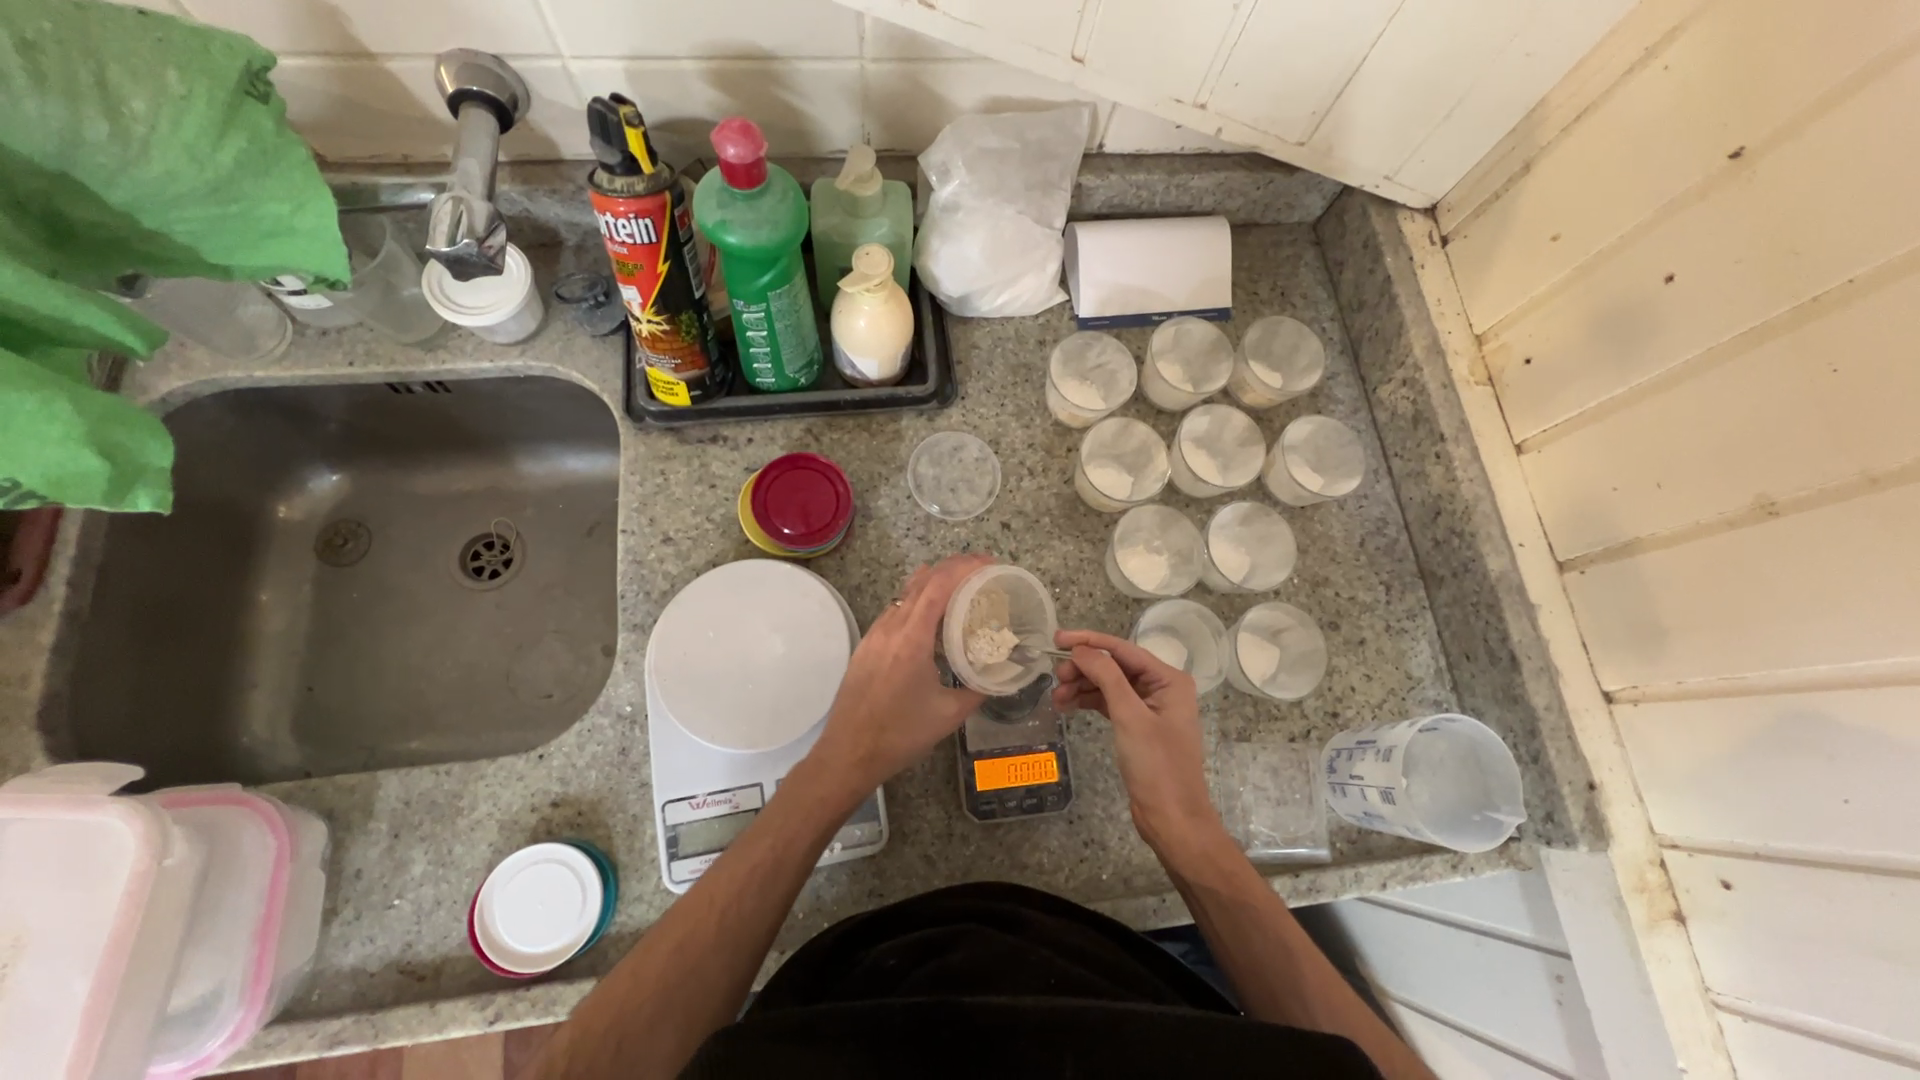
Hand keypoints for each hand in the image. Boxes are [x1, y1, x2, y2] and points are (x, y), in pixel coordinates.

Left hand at [809, 555, 991, 793]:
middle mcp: (890, 629)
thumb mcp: (949, 715)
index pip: (938, 586)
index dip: (964, 567)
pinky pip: (894, 612)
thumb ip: (978, 690)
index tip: (988, 562)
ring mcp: (873, 636)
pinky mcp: (865, 647)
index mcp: (911, 640)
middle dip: (952, 568)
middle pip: (921, 581)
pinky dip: (916, 604)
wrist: (847, 754)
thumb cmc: (900, 735)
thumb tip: (999, 676)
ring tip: (960, 590)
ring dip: (932, 584)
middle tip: (981, 571)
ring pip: (904, 594)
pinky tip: (931, 620)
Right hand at [1051, 629, 1223, 853]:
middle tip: (1055, 679)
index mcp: (1169, 679)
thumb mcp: (1129, 717)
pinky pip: (1109, 703)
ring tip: (1057, 698)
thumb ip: (1106, 676)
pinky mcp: (1138, 727)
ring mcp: (1150, 708)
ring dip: (1082, 687)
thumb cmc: (1156, 766)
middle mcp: (1162, 688)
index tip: (1056, 639)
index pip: (1123, 649)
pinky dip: (1089, 702)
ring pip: (1109, 685)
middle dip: (1084, 669)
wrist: (1172, 818)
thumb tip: (1080, 649)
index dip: (1088, 642)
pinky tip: (1068, 706)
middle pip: (1115, 666)